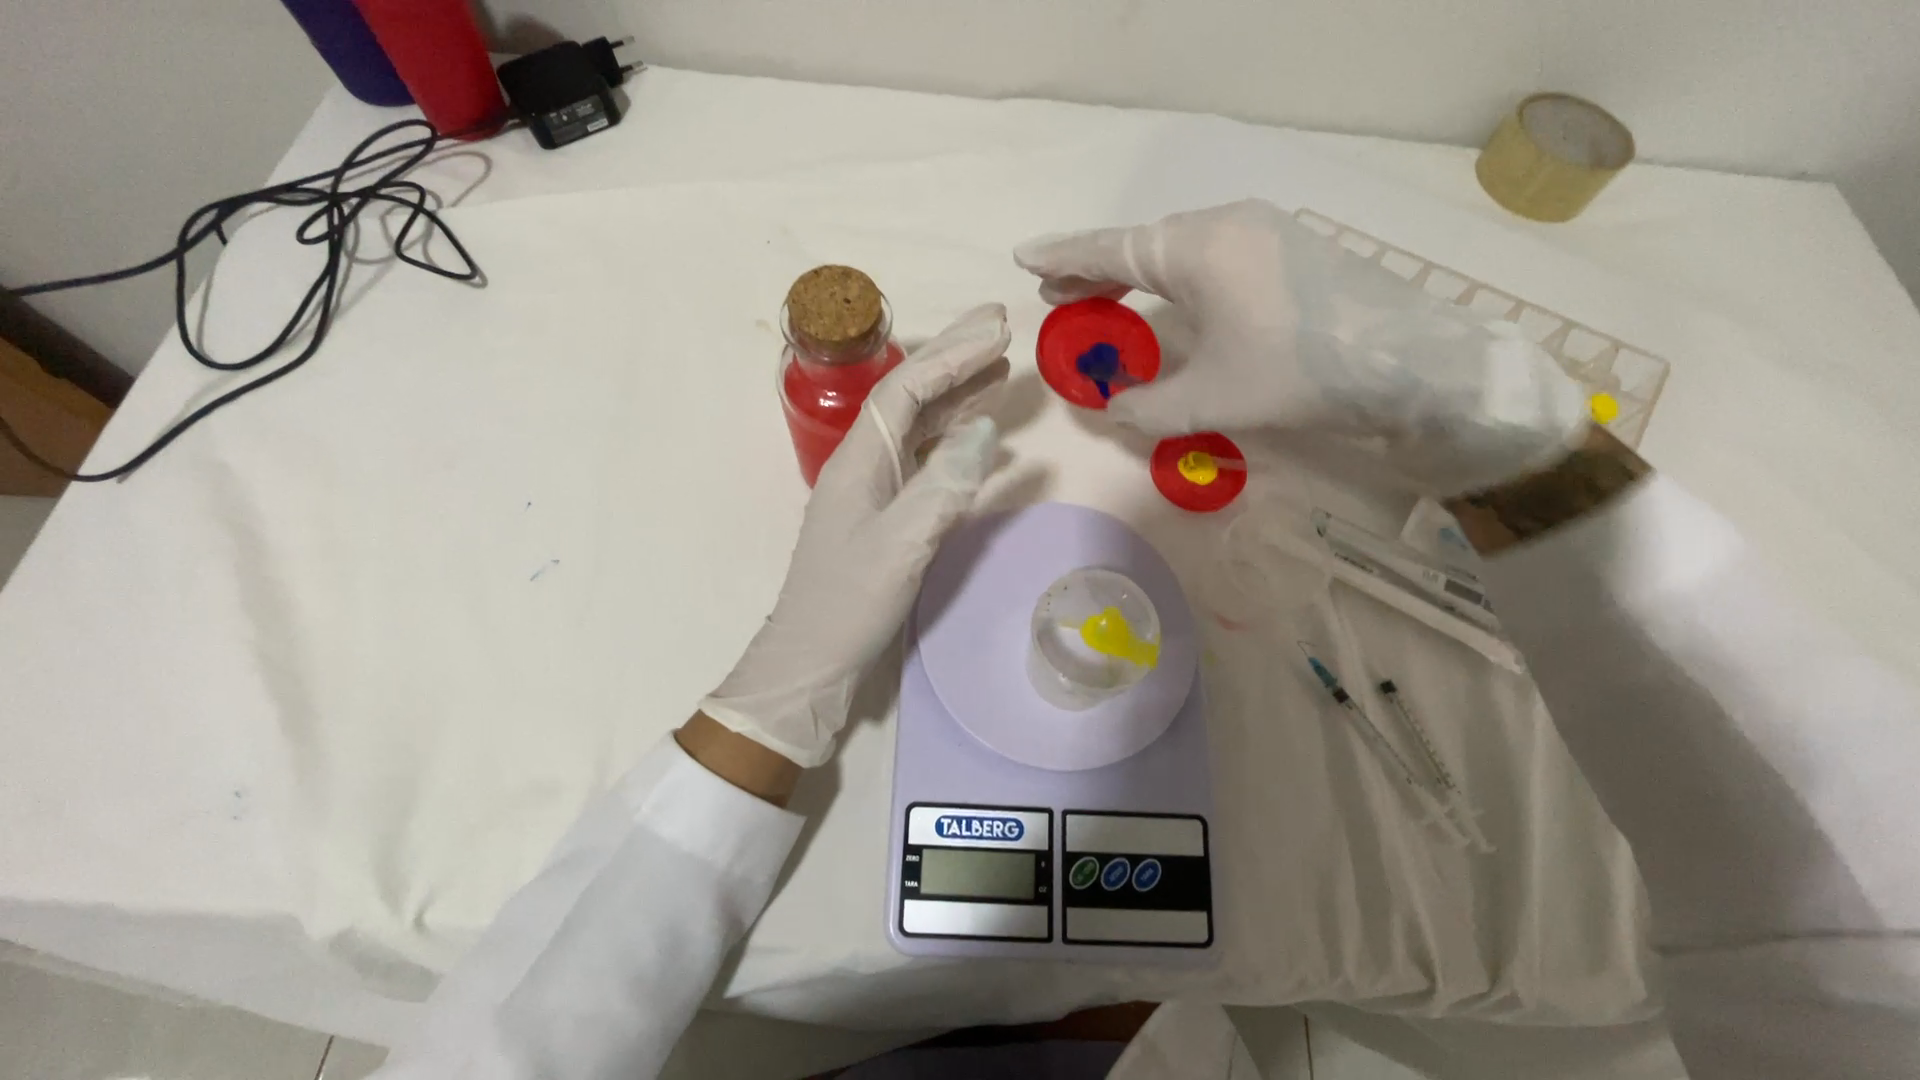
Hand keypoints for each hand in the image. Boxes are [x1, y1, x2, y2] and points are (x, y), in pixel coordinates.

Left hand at [698, 304, 1011, 766]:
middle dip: (953, 357)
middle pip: (909, 394)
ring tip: (999, 366)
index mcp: (858, 459)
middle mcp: (863, 462)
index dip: (952, 356)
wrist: (812, 661)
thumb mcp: (900, 545)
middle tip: (999, 325)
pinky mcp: (884, 513)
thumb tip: (986, 428)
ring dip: (957, 392)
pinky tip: (977, 429)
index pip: (906, 388)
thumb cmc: (849, 604)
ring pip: (918, 424)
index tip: (998, 331)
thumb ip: (943, 484)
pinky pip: (922, 457)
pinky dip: (952, 436)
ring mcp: (873, 488)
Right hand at [1015, 199, 1588, 495]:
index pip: (1112, 249)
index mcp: (1198, 247)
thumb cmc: (1301, 373)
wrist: (1413, 363)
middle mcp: (1226, 224)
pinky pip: (1210, 258)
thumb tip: (1114, 408)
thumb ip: (1148, 407)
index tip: (1023, 257)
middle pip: (1143, 245)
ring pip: (1178, 250)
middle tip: (1056, 295)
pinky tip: (1171, 305)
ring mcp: (1262, 232)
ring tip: (1101, 302)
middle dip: (1096, 271)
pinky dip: (1176, 281)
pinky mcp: (1288, 251)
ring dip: (1136, 277)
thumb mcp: (1212, 400)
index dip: (1064, 256)